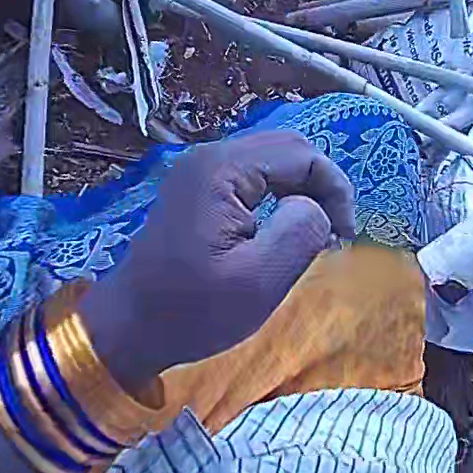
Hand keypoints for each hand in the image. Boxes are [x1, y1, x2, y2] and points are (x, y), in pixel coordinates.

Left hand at [77, 131, 355, 389]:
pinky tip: (282, 226)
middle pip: (287, 148)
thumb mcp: (256, 283)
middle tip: (333, 233)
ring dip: (300, 188)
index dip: (335, 188)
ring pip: (271, 159)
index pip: (301, 153)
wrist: (129, 323)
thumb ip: (297, 233)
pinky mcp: (197, 184)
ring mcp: (199, 168)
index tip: (344, 236)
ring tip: (312, 232)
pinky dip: (277, 193)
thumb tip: (314, 206)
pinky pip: (250, 174)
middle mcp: (209, 155)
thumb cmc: (190, 310)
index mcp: (221, 169)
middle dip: (320, 184)